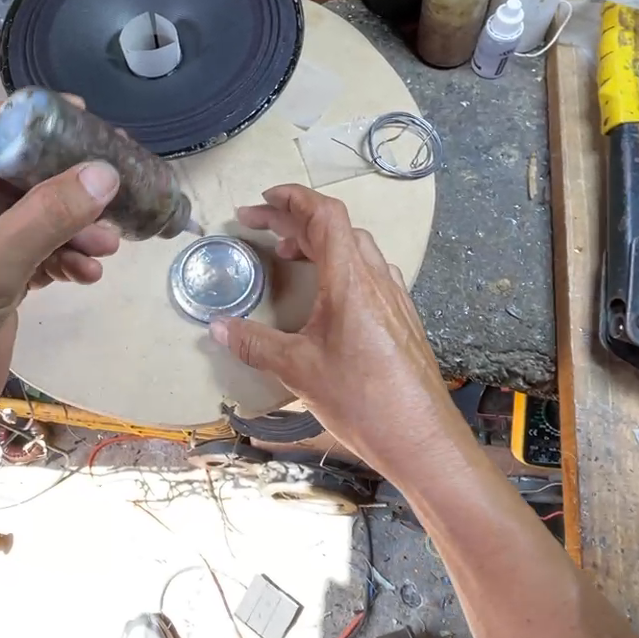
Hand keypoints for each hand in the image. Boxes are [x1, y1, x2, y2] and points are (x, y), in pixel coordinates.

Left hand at [0, 104, 120, 431]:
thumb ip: (49, 214)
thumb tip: (106, 173)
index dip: (31, 117)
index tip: (82, 116)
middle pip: (23, 175)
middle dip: (69, 179)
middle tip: (115, 177)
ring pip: (39, 219)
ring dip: (75, 226)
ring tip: (109, 243)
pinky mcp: (0, 283)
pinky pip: (41, 256)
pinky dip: (66, 259)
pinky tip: (89, 274)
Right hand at [210, 184, 455, 474]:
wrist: (422, 440)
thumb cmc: (361, 401)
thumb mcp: (297, 370)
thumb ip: (254, 343)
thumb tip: (216, 327)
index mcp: (350, 280)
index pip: (324, 215)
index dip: (293, 197)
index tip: (263, 199)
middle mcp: (376, 279)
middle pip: (334, 227)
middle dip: (292, 219)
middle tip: (255, 224)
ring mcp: (393, 297)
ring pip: (354, 246)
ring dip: (317, 240)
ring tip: (287, 253)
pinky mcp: (400, 317)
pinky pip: (368, 270)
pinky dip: (338, 262)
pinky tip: (326, 288)